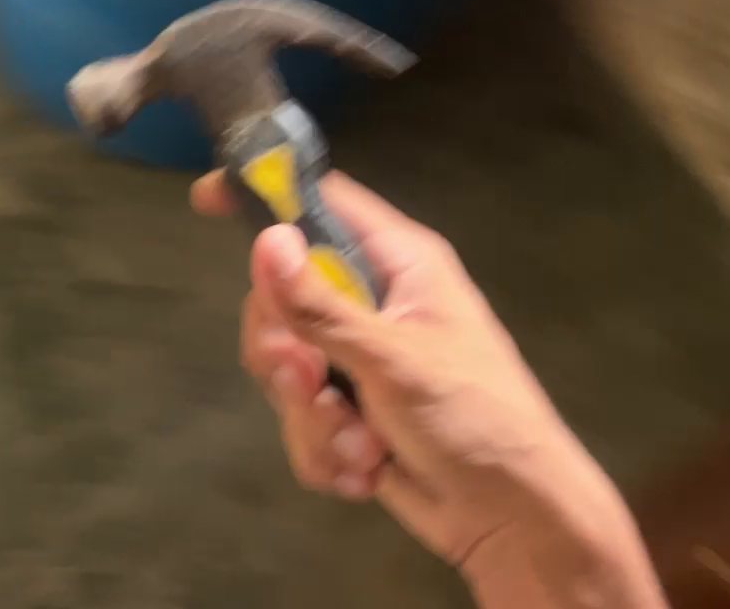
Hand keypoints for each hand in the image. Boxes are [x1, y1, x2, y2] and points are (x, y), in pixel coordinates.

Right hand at [195, 172, 664, 608]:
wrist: (523, 535)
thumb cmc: (480, 426)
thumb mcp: (396, 362)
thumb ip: (322, 306)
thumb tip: (265, 239)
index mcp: (395, 262)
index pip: (317, 201)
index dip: (263, 194)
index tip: (206, 201)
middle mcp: (369, 298)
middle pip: (278, 291)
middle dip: (282, 347)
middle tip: (306, 378)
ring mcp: (353, 352)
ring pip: (280, 357)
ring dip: (308, 412)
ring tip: (358, 444)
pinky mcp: (345, 405)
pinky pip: (296, 410)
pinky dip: (323, 446)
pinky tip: (365, 469)